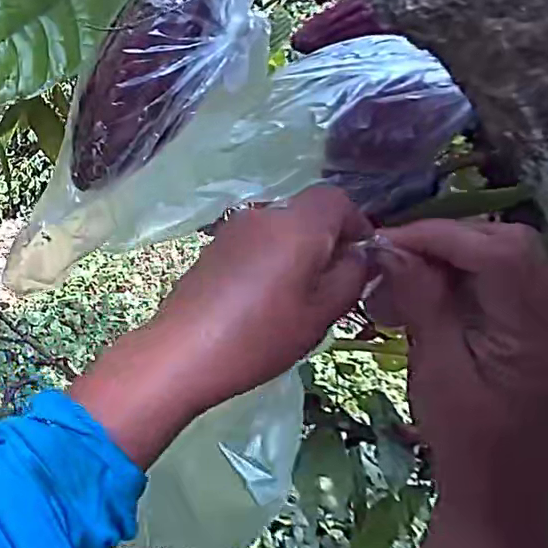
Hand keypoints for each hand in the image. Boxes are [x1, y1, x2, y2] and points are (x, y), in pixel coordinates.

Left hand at [151, 185, 375, 406]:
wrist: (184, 349)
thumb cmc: (262, 334)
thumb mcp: (322, 311)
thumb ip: (351, 274)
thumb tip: (360, 253)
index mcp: (295, 223)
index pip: (335, 198)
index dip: (356, 223)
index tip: (362, 259)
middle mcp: (262, 214)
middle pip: (306, 212)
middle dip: (327, 239)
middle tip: (335, 284)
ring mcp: (231, 228)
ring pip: (279, 227)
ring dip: (297, 250)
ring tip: (300, 297)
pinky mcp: (213, 246)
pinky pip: (254, 241)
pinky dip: (270, 258)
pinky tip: (265, 297)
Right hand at [366, 220, 547, 500]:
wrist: (504, 491)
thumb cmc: (466, 437)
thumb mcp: (435, 368)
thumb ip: (421, 300)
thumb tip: (389, 247)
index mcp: (541, 335)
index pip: (497, 253)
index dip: (437, 234)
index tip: (385, 242)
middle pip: (509, 242)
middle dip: (444, 237)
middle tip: (393, 254)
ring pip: (509, 253)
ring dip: (452, 251)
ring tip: (406, 273)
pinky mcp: (547, 325)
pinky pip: (508, 275)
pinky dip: (465, 270)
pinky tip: (431, 289)